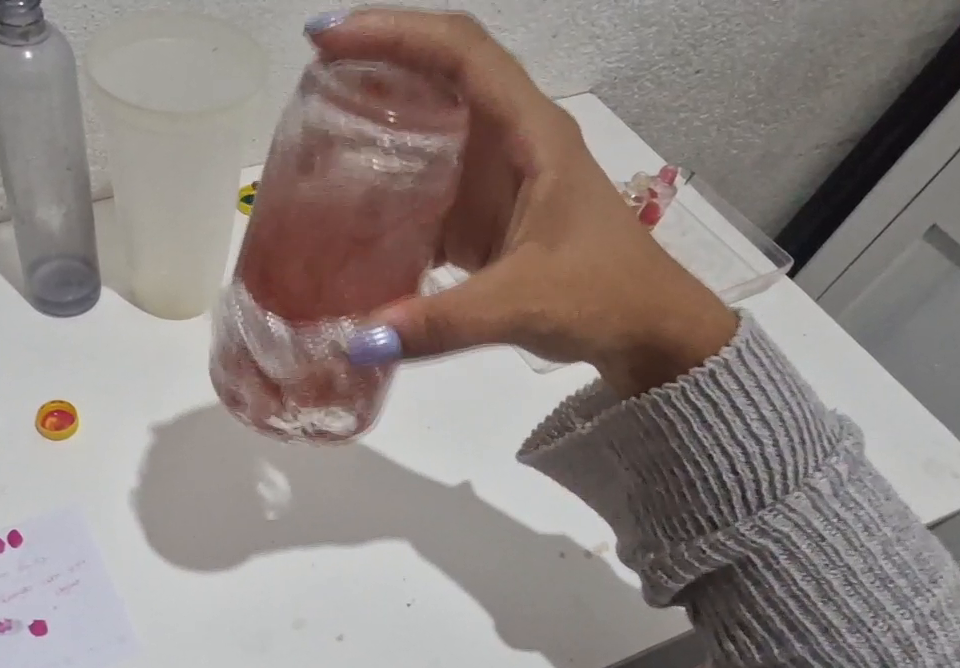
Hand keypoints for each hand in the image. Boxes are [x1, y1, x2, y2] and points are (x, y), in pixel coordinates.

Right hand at [309, 8, 737, 395]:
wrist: (646, 331)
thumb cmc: (603, 297)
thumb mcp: (521, 305)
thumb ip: (441, 323)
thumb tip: (357, 342)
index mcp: (532, 134)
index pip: (462, 52)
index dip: (395, 33)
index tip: (329, 41)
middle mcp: (514, 141)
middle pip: (442, 73)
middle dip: (379, 65)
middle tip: (313, 80)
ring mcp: (500, 179)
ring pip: (434, 127)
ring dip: (383, 121)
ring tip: (321, 131)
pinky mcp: (488, 218)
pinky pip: (432, 185)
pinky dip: (392, 188)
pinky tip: (354, 207)